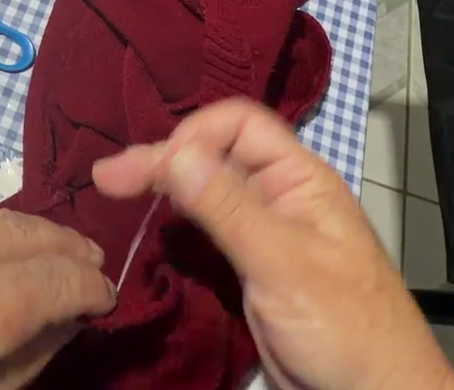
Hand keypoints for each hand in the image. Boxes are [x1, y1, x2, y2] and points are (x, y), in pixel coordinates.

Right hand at [93, 99, 453, 389]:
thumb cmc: (345, 328)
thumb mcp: (284, 264)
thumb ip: (227, 207)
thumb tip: (173, 150)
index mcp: (299, 178)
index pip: (240, 125)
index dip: (197, 135)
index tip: (158, 166)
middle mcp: (280, 194)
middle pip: (216, 154)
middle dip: (165, 159)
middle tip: (108, 178)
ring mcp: (266, 231)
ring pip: (208, 189)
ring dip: (166, 186)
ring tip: (116, 189)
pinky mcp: (252, 266)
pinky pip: (209, 227)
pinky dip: (177, 219)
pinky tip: (151, 221)